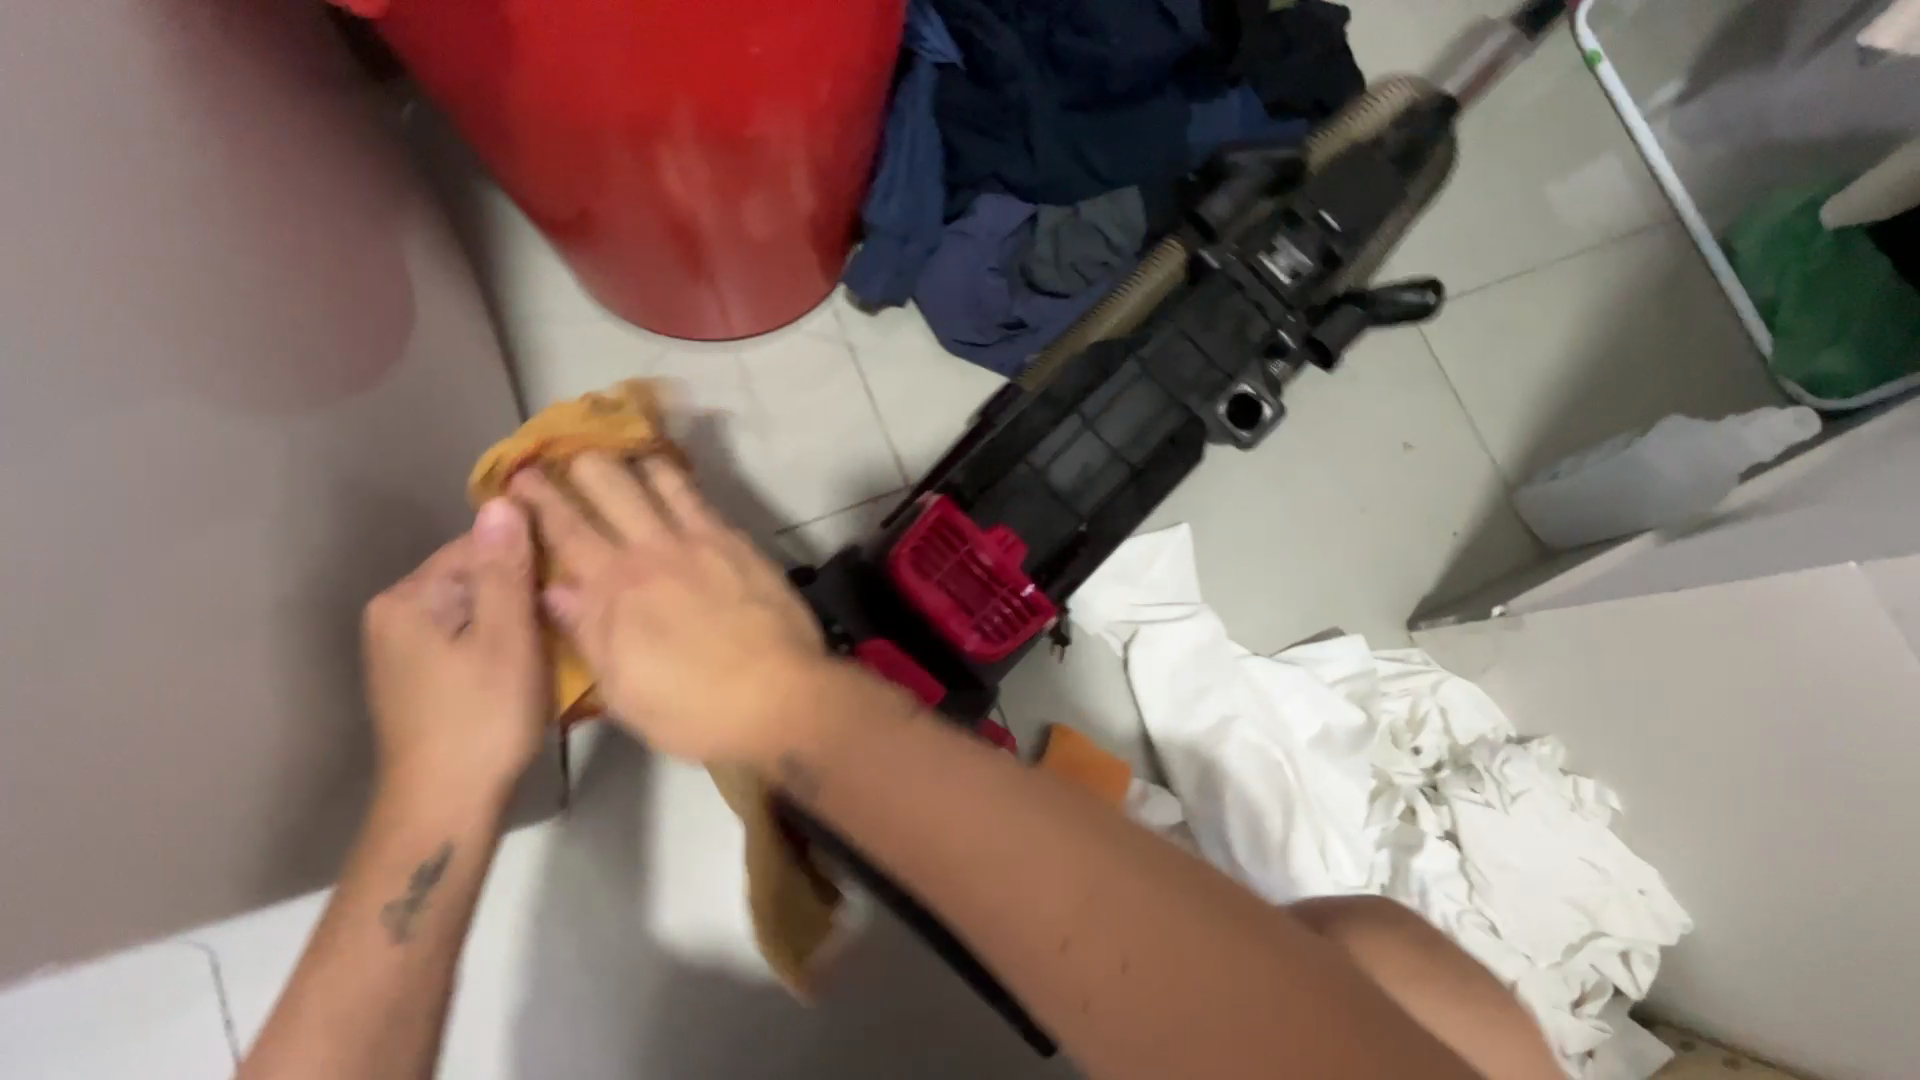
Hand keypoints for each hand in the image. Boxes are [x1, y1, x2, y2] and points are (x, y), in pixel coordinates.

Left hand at [362, 499, 548, 801]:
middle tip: (565, 619)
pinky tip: (527, 664)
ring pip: (476, 608)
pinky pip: (468, 635)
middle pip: (476, 576)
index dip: (530, 558)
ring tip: (554, 642)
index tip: (572, 581)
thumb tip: (503, 500)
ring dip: (517, 618)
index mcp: (407, 598)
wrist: (444, 807)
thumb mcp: (506, 638)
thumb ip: (505, 569)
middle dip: (523, 591)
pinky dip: (500, 641)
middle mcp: (394, 614)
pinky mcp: (418, 674)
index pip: (479, 546)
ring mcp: (403, 647)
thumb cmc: (482, 719)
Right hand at [508, 454, 829, 765]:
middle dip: (580, 465)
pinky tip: (672, 476)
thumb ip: (587, 633)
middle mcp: (652, 551)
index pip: (565, 531)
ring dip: (632, 461)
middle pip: (608, 488)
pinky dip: (678, 479)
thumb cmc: (694, 709)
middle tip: (563, 452)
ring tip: (618, 450)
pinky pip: (701, 498)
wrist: (780, 696)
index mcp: (614, 590)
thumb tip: (552, 588)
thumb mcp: (623, 690)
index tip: (519, 477)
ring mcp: (700, 541)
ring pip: (657, 480)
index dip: (539, 500)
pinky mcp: (739, 543)